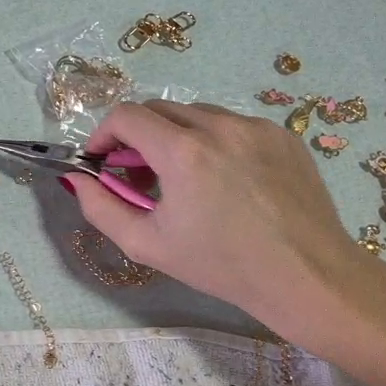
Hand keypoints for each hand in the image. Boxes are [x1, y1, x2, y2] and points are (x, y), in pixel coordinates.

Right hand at [62, 101, 364, 332]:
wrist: (307, 276)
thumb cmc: (221, 265)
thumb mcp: (146, 244)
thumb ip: (100, 207)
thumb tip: (77, 179)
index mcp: (183, 152)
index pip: (126, 116)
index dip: (103, 134)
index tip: (101, 161)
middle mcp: (220, 126)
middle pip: (159, 110)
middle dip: (137, 137)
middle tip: (138, 178)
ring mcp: (257, 127)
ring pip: (196, 115)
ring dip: (175, 138)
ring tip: (182, 181)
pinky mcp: (284, 136)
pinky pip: (233, 126)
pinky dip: (213, 143)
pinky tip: (222, 182)